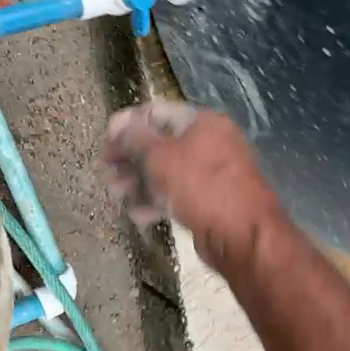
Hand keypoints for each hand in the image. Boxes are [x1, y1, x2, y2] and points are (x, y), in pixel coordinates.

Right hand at [100, 101, 285, 276]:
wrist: (244, 237)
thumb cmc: (200, 187)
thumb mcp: (158, 157)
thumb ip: (132, 138)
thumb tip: (118, 126)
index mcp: (200, 123)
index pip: (154, 113)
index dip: (125, 125)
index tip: (105, 143)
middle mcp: (208, 143)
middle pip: (156, 144)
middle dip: (128, 160)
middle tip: (106, 172)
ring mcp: (210, 173)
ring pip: (163, 171)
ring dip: (137, 183)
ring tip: (118, 196)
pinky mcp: (209, 200)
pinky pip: (176, 193)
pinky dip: (155, 201)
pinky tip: (140, 215)